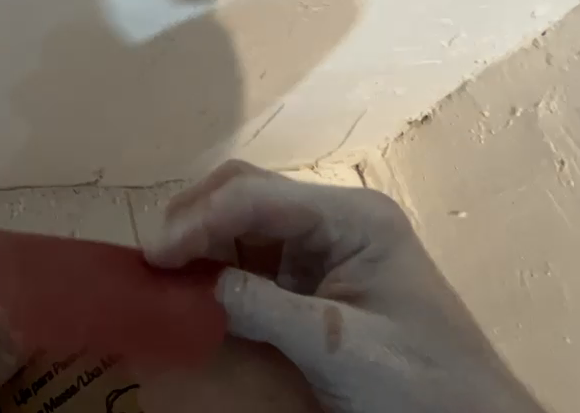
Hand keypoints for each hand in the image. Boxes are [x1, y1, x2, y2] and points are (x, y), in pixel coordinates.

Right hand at [145, 161, 544, 412]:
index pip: (256, 196)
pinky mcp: (315, 271)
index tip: (156, 255)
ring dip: (202, 236)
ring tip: (167, 265)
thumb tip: (192, 285)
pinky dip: (219, 260)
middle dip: (196, 216)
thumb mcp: (341, 349)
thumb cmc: (424, 389)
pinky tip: (197, 278)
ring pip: (243, 214)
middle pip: (246, 191)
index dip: (199, 219)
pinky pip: (253, 250)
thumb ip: (261, 308)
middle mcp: (335, 215)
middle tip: (155, 255)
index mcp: (352, 216)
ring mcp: (325, 241)